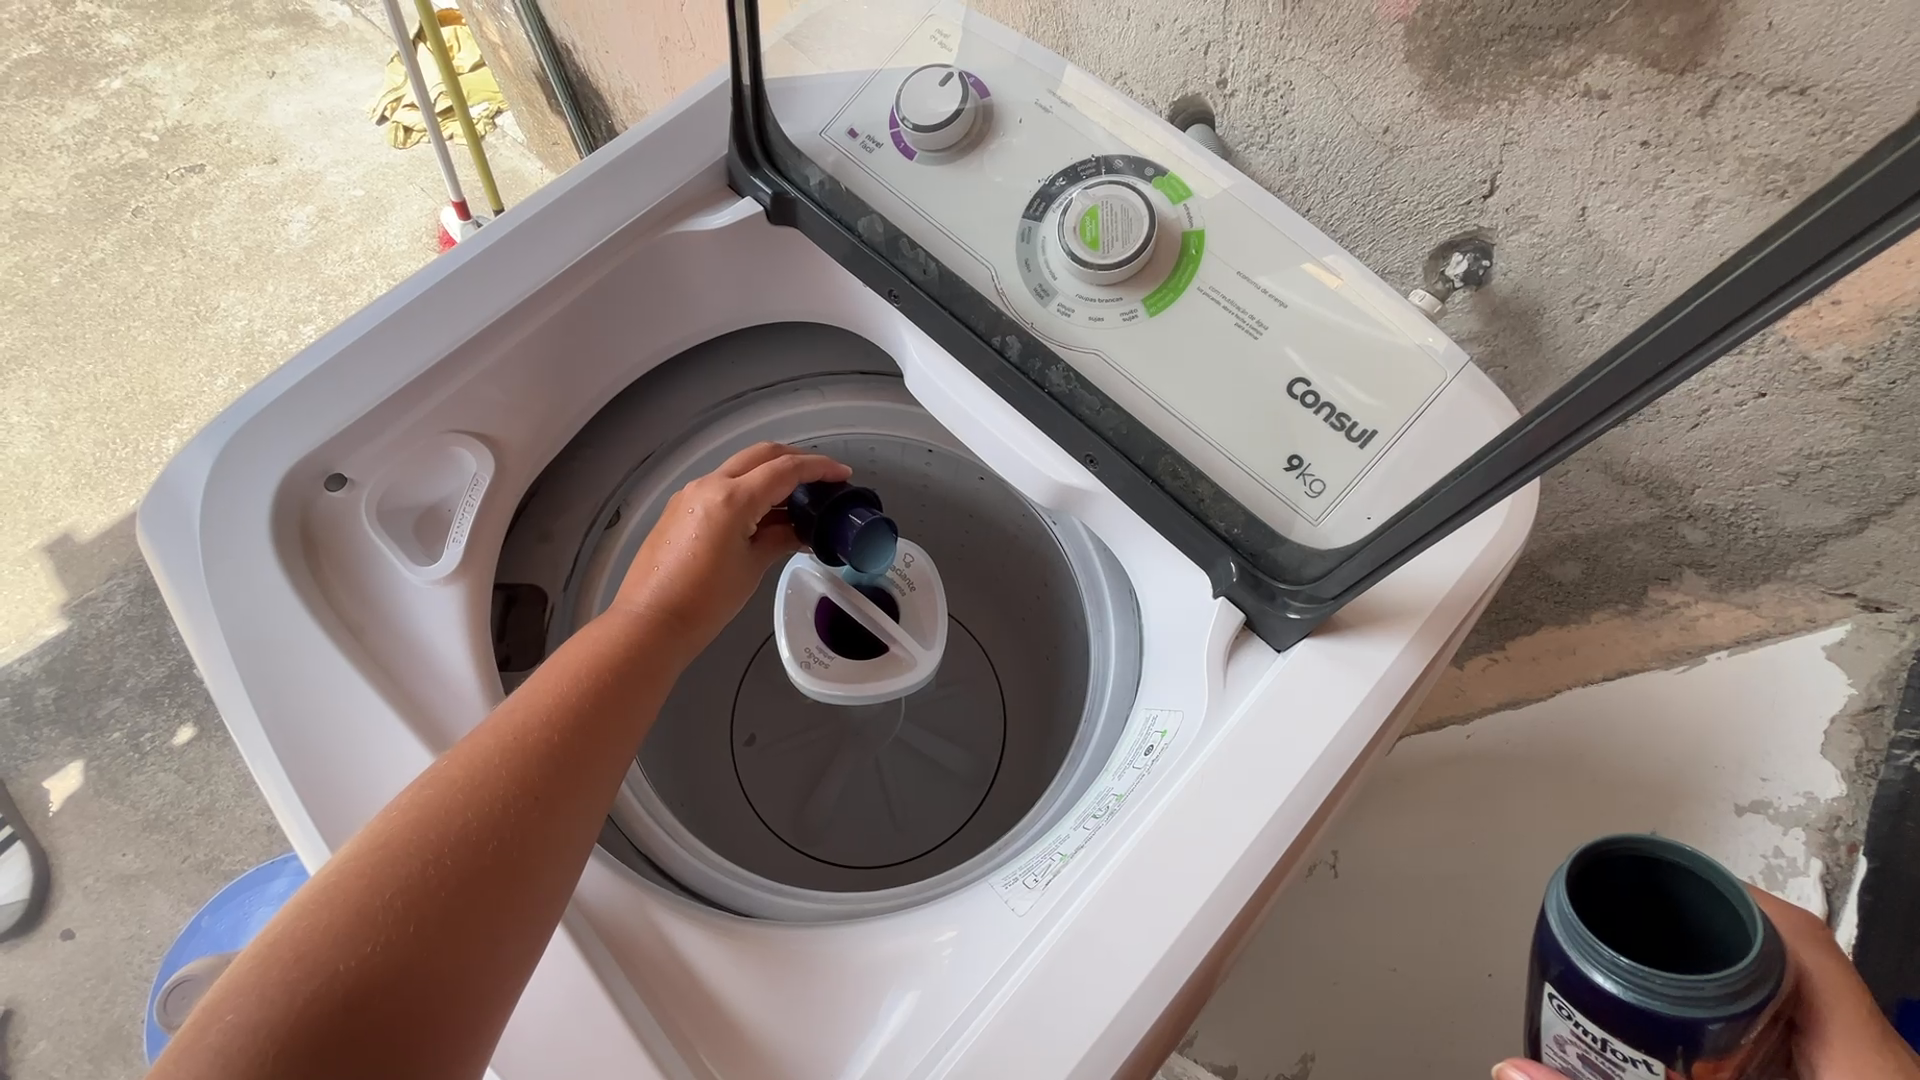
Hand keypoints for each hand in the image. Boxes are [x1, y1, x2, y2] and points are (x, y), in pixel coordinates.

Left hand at [606, 442, 850, 669]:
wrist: (650, 622)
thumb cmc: (706, 601)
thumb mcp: (753, 566)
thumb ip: (780, 538)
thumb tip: (800, 531)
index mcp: (732, 498)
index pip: (785, 470)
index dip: (818, 469)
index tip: (842, 474)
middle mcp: (709, 485)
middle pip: (761, 455)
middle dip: (796, 460)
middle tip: (823, 477)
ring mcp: (691, 494)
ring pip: (740, 469)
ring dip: (771, 474)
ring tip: (798, 498)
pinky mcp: (681, 508)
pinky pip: (723, 487)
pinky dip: (749, 490)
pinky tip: (765, 514)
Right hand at [1493, 887, 1919, 1079]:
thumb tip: (1511, 1069)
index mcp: (1865, 1067)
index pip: (1799, 941)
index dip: (1726, 898)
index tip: (1661, 884)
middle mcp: (1877, 1067)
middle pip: (1791, 967)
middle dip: (1704, 944)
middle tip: (1633, 932)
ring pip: (1800, 1010)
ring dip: (1723, 989)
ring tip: (1650, 976)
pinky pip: (1804, 1044)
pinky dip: (1745, 1032)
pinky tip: (1701, 1046)